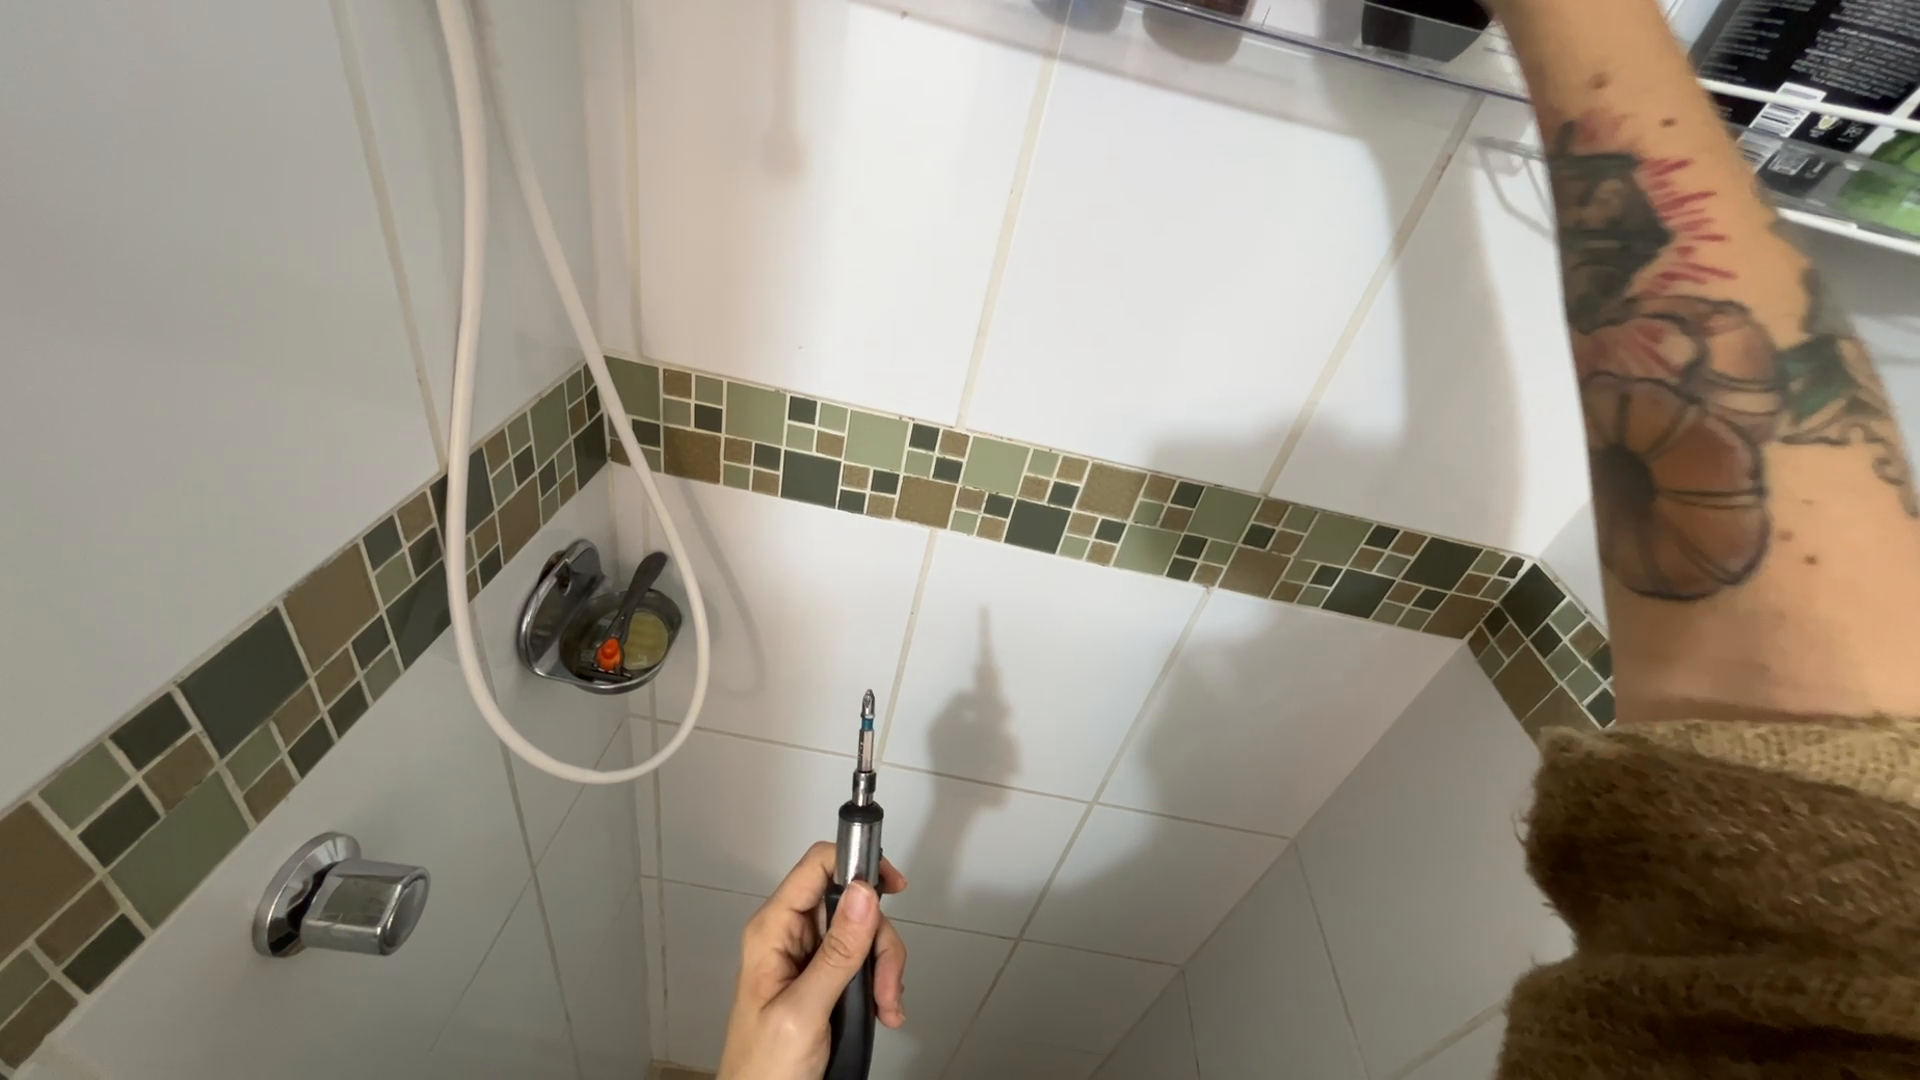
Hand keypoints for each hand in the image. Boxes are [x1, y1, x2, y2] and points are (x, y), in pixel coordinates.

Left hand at [717, 842, 908, 1079]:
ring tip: (886, 1005)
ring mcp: (807, 953)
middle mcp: (790, 932)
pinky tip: (883, 1010)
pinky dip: (880, 981)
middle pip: (851, 900)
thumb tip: (865, 891)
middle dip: (878, 939)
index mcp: (773, 928)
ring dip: (884, 966)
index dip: (857, 863)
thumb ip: (837, 952)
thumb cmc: (765, 1071)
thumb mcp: (804, 1012)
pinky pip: (862, 958)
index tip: (893, 886)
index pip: (818, 865)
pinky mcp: (823, 975)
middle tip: (888, 982)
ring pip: (863, 930)